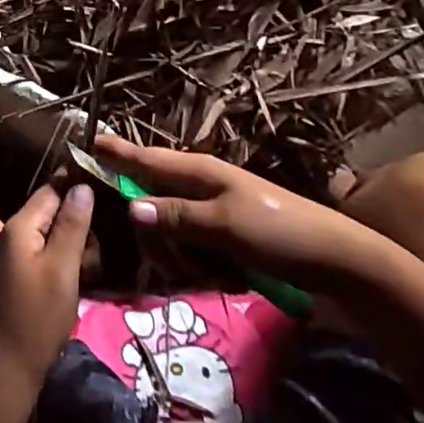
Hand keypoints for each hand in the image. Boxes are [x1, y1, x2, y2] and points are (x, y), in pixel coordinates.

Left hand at [0, 184, 93, 387]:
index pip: (52, 189)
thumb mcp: (62, 267)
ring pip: (54, 235)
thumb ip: (72, 224)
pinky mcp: (21, 275)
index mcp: (20, 225)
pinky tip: (82, 278)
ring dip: (77, 246)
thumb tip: (83, 186)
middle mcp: (14, 234)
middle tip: (100, 249)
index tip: (111, 188)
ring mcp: (15, 255)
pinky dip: (67, 262)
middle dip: (81, 224)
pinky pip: (48, 254)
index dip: (79, 186)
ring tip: (93, 269)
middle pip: (53, 211)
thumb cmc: (38, 316)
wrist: (8, 367)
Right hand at [95, 133, 389, 290]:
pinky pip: (189, 243)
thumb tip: (130, 208)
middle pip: (149, 199)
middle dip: (151, 232)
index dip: (116, 152)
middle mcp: (198, 184)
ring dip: (176, 254)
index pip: (145, 157)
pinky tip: (210, 278)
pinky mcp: (222, 232)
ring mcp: (211, 208)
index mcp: (197, 171)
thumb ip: (176, 216)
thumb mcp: (225, 225)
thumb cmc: (279, 232)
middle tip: (164, 264)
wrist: (337, 259)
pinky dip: (193, 262)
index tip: (86, 144)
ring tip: (198, 278)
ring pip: (168, 226)